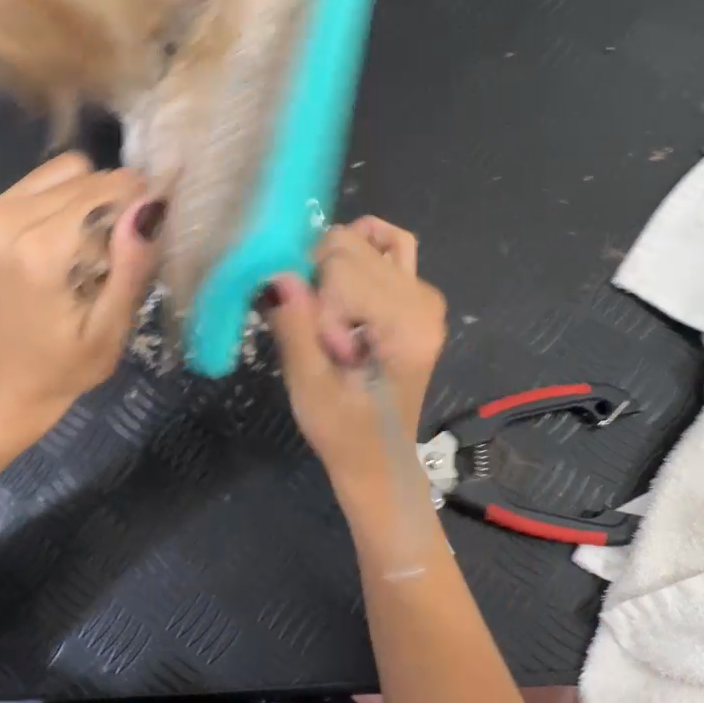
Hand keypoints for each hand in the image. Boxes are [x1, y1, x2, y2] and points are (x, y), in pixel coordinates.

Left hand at [0, 152, 162, 433]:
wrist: (10, 379)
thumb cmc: (68, 364)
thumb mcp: (111, 330)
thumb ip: (130, 267)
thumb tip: (149, 205)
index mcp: (40, 253)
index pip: (109, 191)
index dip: (137, 210)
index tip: (140, 246)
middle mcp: (5, 222)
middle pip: (87, 178)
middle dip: (112, 208)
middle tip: (110, 258)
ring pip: (66, 172)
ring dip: (87, 201)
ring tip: (83, 250)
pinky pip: (41, 180)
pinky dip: (61, 201)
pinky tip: (60, 241)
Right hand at [265, 217, 447, 500]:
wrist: (378, 460)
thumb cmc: (344, 433)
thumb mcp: (310, 388)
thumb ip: (296, 327)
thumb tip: (279, 273)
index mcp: (405, 324)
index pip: (341, 265)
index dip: (317, 301)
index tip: (325, 347)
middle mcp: (423, 299)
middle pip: (352, 247)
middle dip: (323, 283)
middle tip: (325, 337)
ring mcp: (425, 295)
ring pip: (365, 241)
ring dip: (334, 272)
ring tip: (330, 316)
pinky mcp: (417, 297)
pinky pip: (390, 247)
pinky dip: (358, 254)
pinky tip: (338, 282)